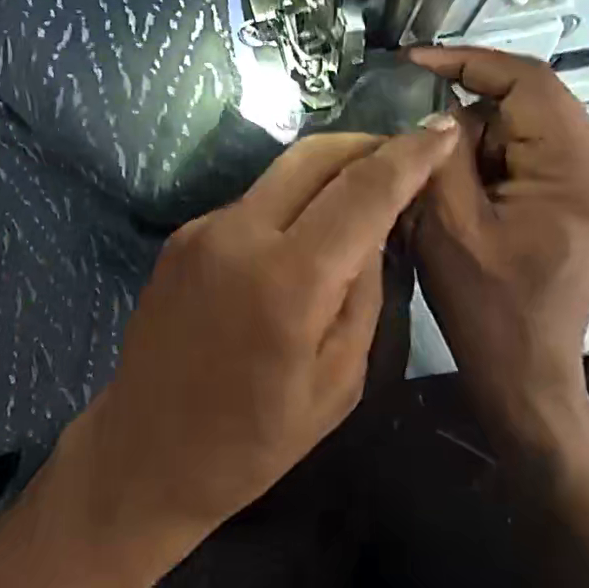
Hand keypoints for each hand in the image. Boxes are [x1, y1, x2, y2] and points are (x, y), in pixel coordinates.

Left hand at [75, 122, 460, 535]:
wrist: (145, 455)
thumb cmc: (254, 440)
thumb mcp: (339, 380)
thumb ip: (363, 292)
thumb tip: (372, 229)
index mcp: (288, 281)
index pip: (362, 191)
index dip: (409, 156)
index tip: (443, 132)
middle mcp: (239, 236)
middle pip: (315, 155)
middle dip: (368, 145)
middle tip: (404, 158)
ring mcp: (202, 231)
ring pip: (282, 173)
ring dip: (330, 174)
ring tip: (360, 202)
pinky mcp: (182, 238)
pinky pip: (254, 202)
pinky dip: (291, 204)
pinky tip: (303, 238)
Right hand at [405, 47, 588, 442]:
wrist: (527, 372)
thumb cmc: (487, 308)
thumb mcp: (449, 224)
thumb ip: (442, 154)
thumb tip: (440, 112)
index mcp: (580, 167)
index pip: (527, 81)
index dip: (467, 62)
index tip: (414, 61)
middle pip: (529, 103)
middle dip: (469, 121)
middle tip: (424, 155)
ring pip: (528, 128)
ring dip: (480, 147)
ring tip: (450, 195)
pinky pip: (536, 154)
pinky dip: (496, 165)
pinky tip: (473, 202)